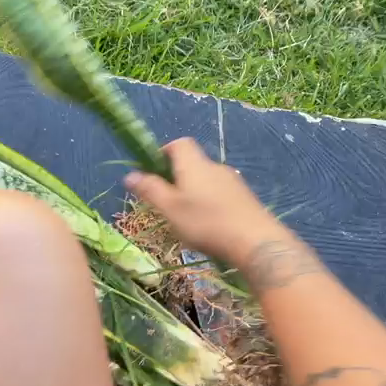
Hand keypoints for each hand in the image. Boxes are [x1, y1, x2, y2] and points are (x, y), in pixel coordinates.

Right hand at [124, 138, 293, 267]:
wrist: (256, 242)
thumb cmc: (206, 222)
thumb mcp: (169, 208)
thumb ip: (149, 189)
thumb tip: (129, 174)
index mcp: (194, 165)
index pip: (179, 144)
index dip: (163, 152)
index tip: (152, 172)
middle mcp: (214, 167)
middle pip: (191, 163)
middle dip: (174, 177)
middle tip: (164, 200)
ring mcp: (232, 182)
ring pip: (204, 179)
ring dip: (191, 191)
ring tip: (184, 216)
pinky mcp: (244, 197)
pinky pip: (218, 192)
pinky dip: (207, 201)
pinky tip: (207, 223)